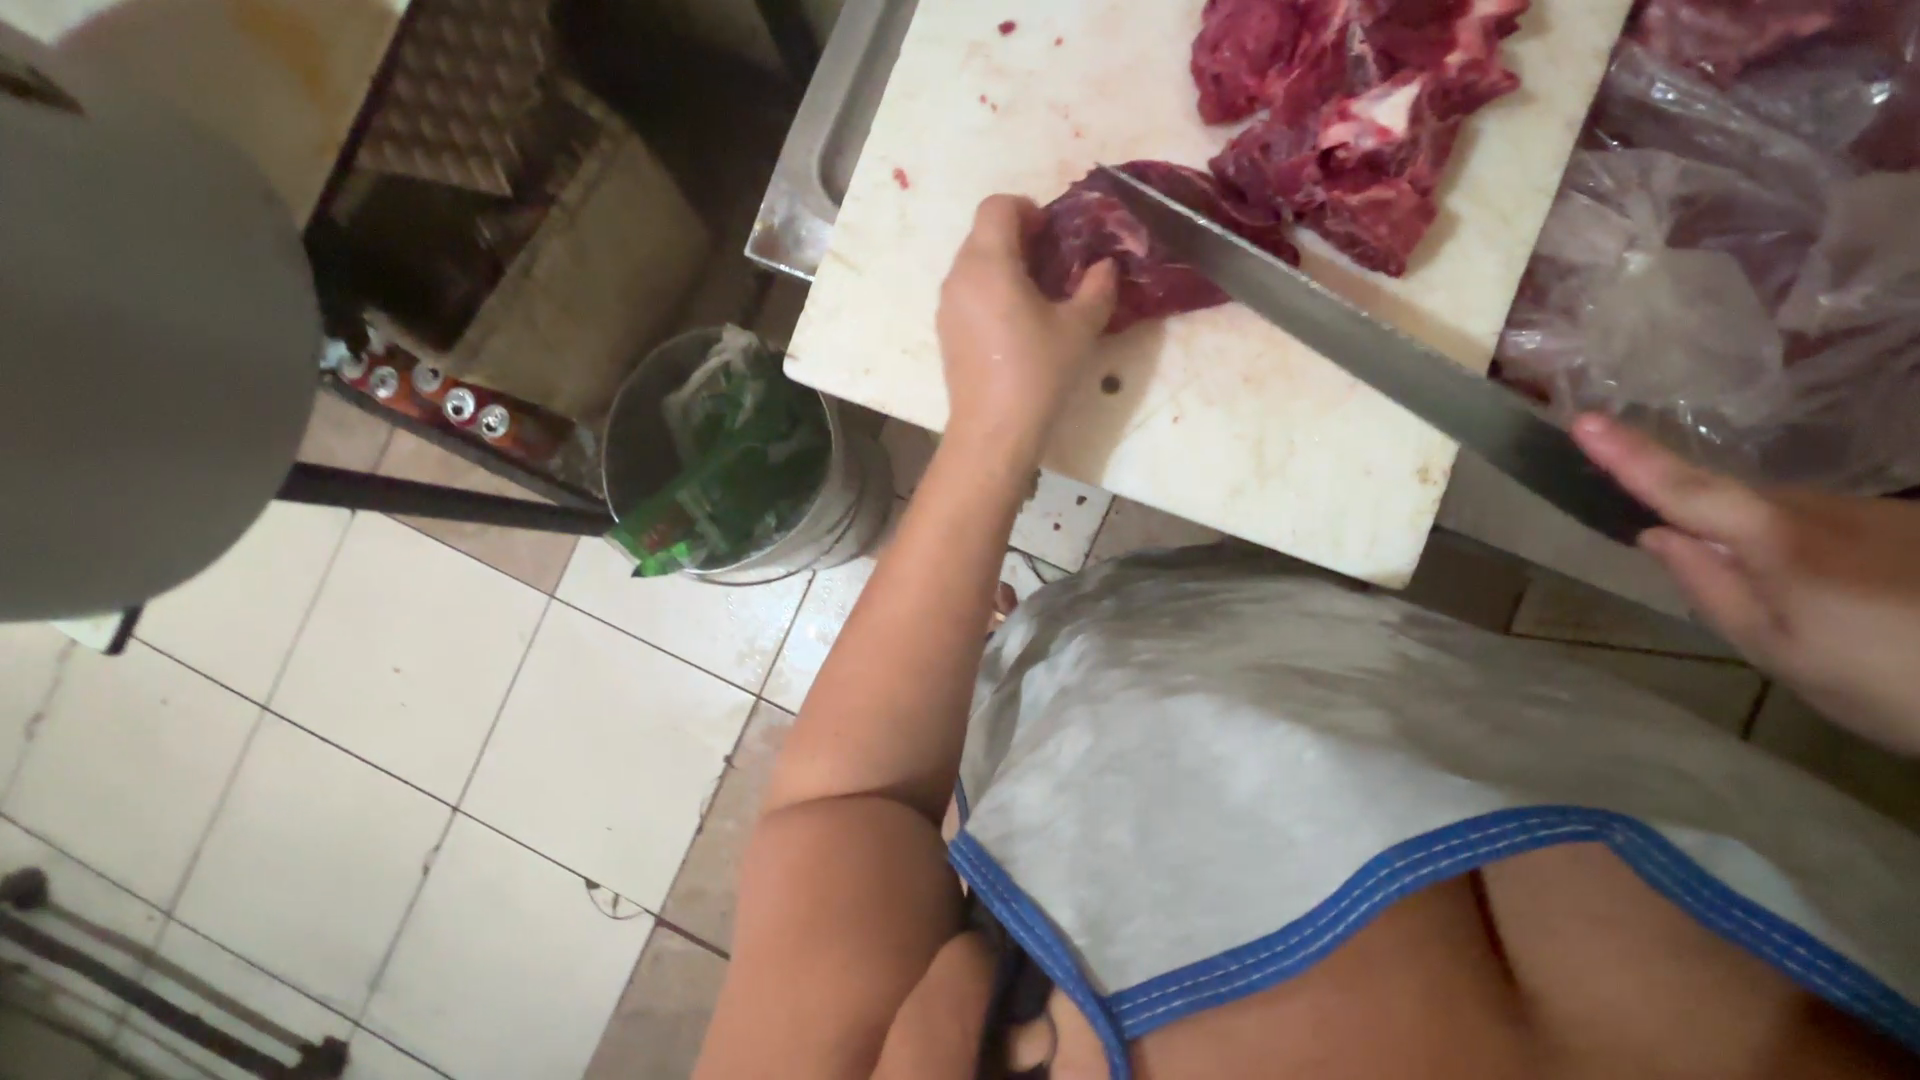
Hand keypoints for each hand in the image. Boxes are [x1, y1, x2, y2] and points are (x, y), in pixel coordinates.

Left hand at [936, 195, 1117, 462]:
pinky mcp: (945, 332)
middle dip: (1019, 237)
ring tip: (1037, 295)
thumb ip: (1097, 287)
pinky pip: (967, 293)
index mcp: (988, 264)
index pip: (997, 206)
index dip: (1027, 209)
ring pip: (973, 264)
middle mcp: (959, 276)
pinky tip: (1016, 324)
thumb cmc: (1037, 372)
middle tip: (1053, 264)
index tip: (1053, 234)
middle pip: (983, 233)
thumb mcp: (1079, 327)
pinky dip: (990, 291)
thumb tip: (1104, 267)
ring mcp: (947, 306)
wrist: (993, 430)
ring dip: (1004, 265)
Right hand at [1574, 414, 1919, 753]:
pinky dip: (1819, 559)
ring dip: (1771, 551)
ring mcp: (1880, 514)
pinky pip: (1834, 529)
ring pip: (1787, 517)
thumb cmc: (1895, 686)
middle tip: (1742, 603)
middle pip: (1736, 502)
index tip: (1584, 422)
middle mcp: (1827, 511)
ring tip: (1818, 622)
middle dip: (1709, 529)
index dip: (1631, 456)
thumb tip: (1660, 536)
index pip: (1686, 489)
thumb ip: (1712, 589)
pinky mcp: (1915, 527)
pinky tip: (1861, 611)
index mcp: (1781, 543)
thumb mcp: (1780, 652)